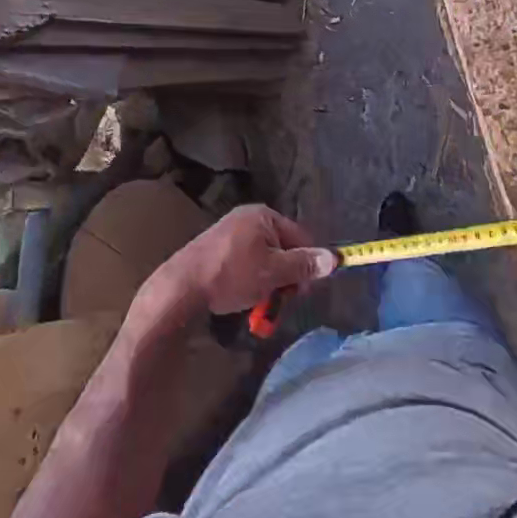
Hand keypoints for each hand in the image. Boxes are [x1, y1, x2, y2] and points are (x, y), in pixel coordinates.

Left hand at [149, 204, 336, 314]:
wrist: (183, 286)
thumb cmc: (233, 275)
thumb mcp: (274, 272)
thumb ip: (304, 265)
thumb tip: (334, 258)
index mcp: (263, 215)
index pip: (300, 237)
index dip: (306, 264)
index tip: (301, 290)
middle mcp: (246, 217)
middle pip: (282, 248)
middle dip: (285, 276)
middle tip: (279, 299)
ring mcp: (229, 232)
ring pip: (263, 259)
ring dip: (268, 282)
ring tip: (259, 302)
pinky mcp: (215, 249)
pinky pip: (245, 263)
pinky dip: (249, 280)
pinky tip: (242, 296)